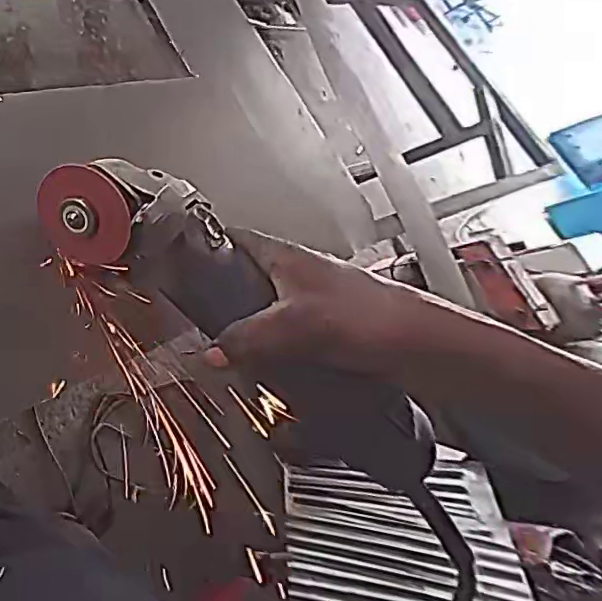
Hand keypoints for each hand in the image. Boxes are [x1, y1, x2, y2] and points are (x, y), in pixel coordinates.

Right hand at [202, 228, 454, 378]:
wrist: (421, 347)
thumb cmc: (371, 316)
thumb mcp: (293, 325)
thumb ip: (246, 338)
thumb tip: (211, 351)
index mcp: (283, 255)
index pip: (233, 237)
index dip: (206, 243)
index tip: (180, 257)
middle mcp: (294, 272)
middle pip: (244, 276)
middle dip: (222, 293)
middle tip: (200, 311)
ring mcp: (309, 300)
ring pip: (263, 306)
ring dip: (246, 324)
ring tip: (228, 342)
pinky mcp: (322, 328)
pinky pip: (282, 333)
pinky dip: (269, 346)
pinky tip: (265, 363)